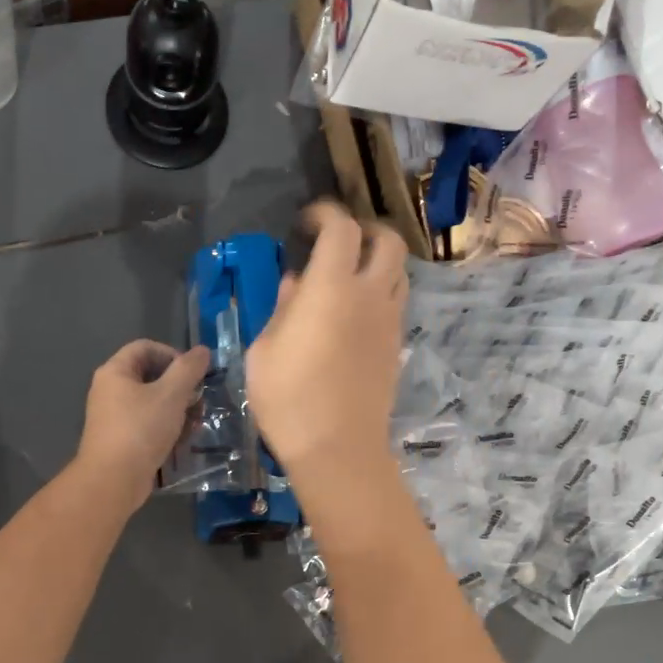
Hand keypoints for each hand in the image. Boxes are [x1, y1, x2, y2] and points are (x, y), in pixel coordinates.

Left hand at [72, 339, 210, 510]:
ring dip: (177, 410)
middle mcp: (110, 390)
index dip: (173, 354)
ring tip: (196, 424)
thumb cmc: (140, 430)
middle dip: (180, 387)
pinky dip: (166, 428)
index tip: (194, 374)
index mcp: (115, 372)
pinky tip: (183, 441)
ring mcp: (115, 417)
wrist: (113, 480)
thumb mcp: (170, 395)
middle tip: (199, 401)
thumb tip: (202, 351)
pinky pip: (148, 425)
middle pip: (151, 376)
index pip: (145, 347)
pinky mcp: (122, 440)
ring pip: (152, 403)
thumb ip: (188, 370)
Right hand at [246, 203, 408, 478]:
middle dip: (364, 230)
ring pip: (398, 271)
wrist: (338, 449)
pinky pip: (395, 304)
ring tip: (349, 276)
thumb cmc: (289, 399)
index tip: (304, 222)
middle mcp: (370, 295)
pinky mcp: (395, 348)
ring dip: (377, 261)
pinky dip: (379, 294)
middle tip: (336, 242)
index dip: (324, 214)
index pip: (340, 227)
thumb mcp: (264, 351)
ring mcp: (389, 322)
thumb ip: (282, 308)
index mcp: (332, 287)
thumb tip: (295, 283)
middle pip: (387, 240)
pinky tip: (354, 314)